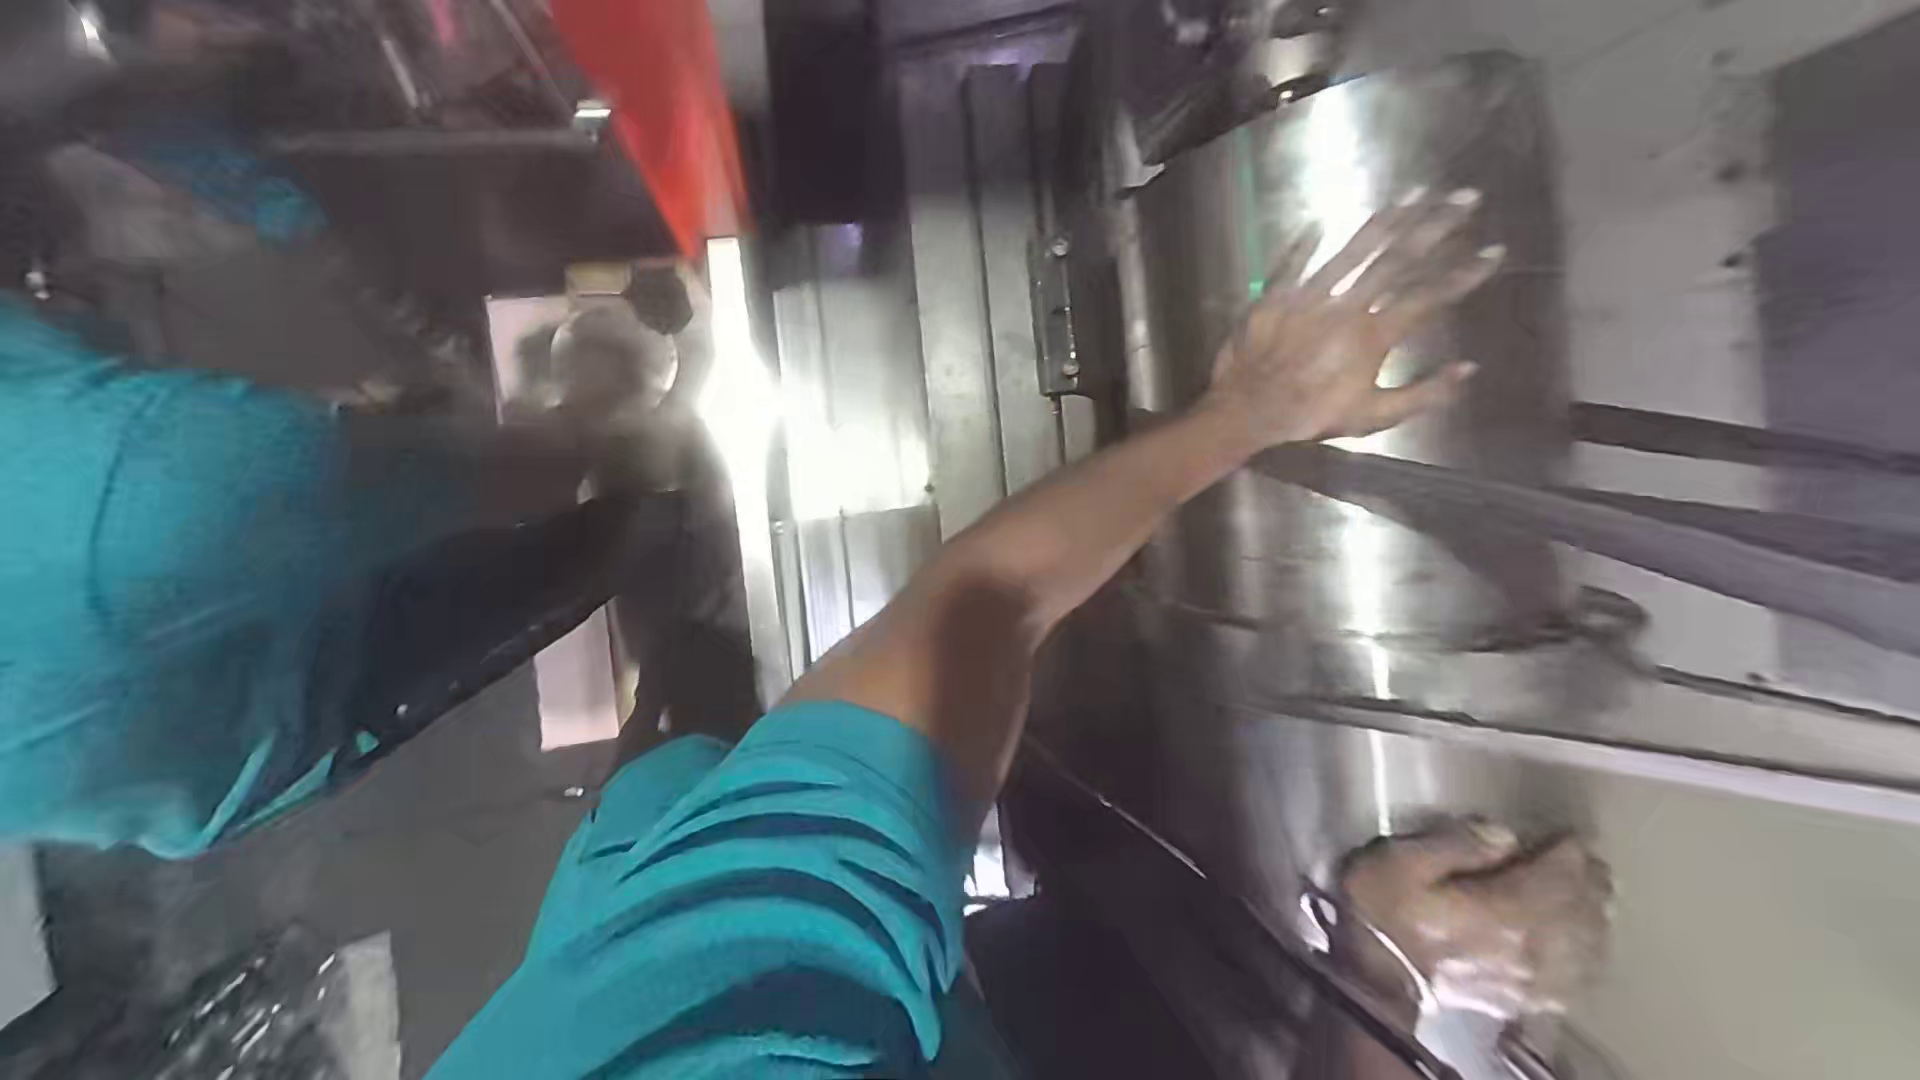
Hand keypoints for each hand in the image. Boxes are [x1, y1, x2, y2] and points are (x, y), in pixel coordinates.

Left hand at [1199, 189, 1505, 447]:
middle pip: (1396, 260)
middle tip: (1466, 197)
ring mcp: (1307, 299)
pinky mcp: (1272, 299)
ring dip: (1384, 222)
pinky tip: (1318, 220)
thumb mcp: (1371, 416)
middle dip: (1435, 227)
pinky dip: (1303, 243)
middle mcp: (1345, 308)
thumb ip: (1422, 394)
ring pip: (1350, 252)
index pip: (1428, 296)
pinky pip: (1290, 264)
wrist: (1247, 412)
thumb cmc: (1309, 417)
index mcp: (1372, 335)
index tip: (1495, 251)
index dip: (1464, 275)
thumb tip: (1469, 369)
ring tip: (1412, 194)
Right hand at [1337, 821, 1613, 1020]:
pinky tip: (1582, 949)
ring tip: (1591, 898)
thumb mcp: (1401, 861)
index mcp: (1505, 913)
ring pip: (1585, 949)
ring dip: (1594, 921)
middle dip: (1587, 886)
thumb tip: (1504, 834)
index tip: (1570, 836)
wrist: (1371, 974)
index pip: (1556, 880)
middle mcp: (1533, 951)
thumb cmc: (1382, 909)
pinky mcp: (1522, 1000)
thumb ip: (1453, 844)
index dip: (1568, 856)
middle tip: (1589, 863)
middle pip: (1578, 916)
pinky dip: (1587, 959)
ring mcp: (1531, 982)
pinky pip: (1574, 981)